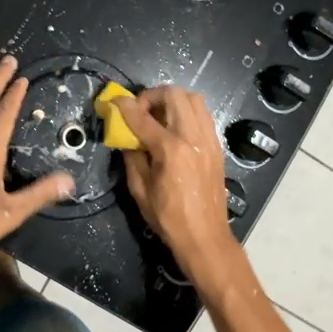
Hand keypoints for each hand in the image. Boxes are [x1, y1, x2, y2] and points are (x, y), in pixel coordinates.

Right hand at [113, 87, 234, 269]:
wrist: (205, 236)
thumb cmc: (169, 218)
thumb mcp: (140, 190)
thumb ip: (132, 157)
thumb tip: (127, 138)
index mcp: (171, 150)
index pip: (143, 118)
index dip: (126, 107)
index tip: (115, 100)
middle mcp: (193, 137)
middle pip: (174, 95)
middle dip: (153, 96)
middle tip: (141, 110)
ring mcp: (209, 139)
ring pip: (194, 99)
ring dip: (173, 100)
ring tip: (159, 115)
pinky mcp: (217, 146)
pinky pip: (203, 115)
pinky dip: (187, 112)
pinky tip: (176, 128)